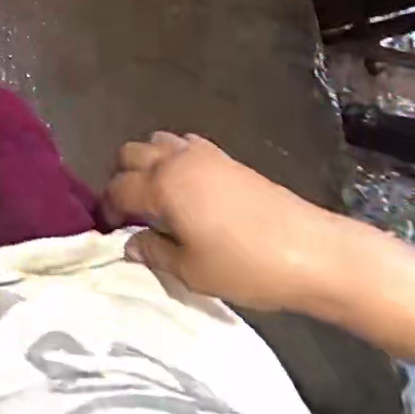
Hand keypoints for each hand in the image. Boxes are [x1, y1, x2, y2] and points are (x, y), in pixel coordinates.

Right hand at [102, 131, 358, 314]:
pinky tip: (186, 187)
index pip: (119, 187)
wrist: (306, 248)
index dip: (108, 208)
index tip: (109, 229)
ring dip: (147, 162)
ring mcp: (202, 152)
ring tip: (156, 197)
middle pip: (132, 152)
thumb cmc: (244, 264)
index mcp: (163, 184)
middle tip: (129, 211)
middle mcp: (177, 158)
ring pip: (157, 142)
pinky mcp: (224, 156)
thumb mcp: (192, 271)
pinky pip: (184, 144)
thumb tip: (131, 242)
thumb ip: (154, 252)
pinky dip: (173, 157)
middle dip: (122, 177)